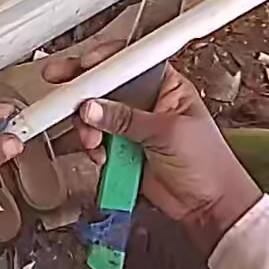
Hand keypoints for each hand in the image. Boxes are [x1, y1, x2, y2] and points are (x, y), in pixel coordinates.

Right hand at [43, 42, 261, 253]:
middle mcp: (146, 100)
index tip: (84, 66)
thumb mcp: (168, 134)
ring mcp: (132, 124)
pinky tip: (100, 154)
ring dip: (87, 125)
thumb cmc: (208, 164)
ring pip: (96, 113)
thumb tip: (92, 107)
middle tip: (60, 83)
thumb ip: (126, 119)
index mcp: (166, 85)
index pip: (130, 63)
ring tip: (92, 140)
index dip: (105, 62)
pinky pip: (96, 138)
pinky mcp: (122, 147)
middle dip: (82, 87)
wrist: (208, 207)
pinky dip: (91, 145)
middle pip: (106, 85)